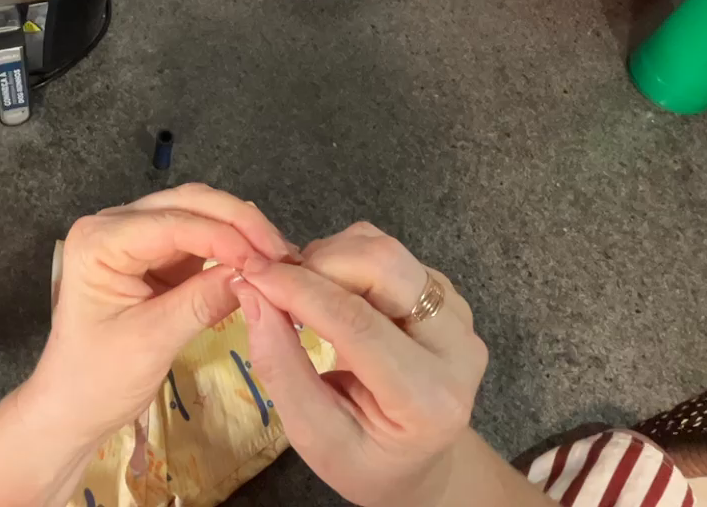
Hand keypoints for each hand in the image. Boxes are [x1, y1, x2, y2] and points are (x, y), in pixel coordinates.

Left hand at [30, 183, 296, 444]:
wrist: (72, 408)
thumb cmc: (98, 379)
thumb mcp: (151, 342)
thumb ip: (201, 301)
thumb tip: (255, 275)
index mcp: (99, 239)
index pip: (172, 224)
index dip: (224, 237)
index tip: (267, 261)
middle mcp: (115, 223)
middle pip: (188, 203)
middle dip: (238, 224)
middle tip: (281, 254)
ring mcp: (136, 233)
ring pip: (198, 211)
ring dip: (239, 230)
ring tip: (277, 257)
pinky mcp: (157, 251)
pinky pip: (200, 234)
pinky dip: (230, 245)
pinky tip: (257, 261)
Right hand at [234, 223, 492, 506]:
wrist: (420, 457)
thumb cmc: (366, 456)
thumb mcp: (315, 437)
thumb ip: (281, 366)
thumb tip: (250, 291)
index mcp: (429, 398)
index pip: (357, 323)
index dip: (299, 290)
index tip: (251, 273)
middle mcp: (456, 345)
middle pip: (383, 265)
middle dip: (319, 262)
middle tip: (279, 284)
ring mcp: (455, 310)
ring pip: (383, 248)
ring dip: (329, 256)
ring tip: (303, 292)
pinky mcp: (442, 289)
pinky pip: (385, 249)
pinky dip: (344, 256)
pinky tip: (329, 289)